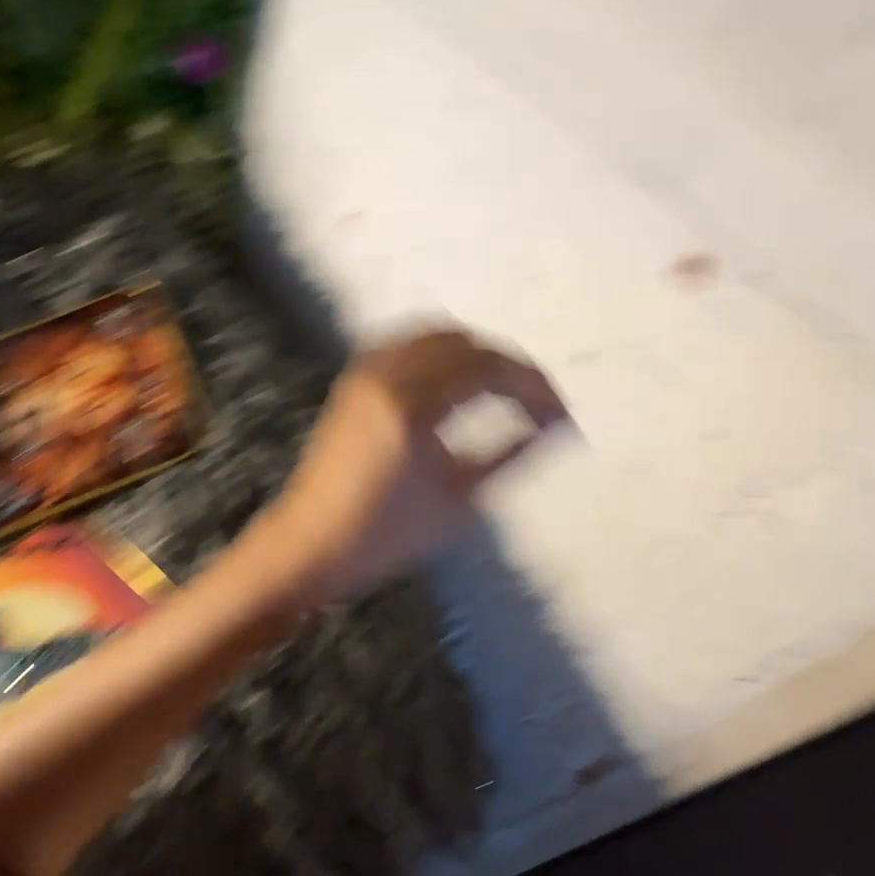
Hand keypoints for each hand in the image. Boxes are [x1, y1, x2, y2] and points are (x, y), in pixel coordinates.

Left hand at [252, 326, 572, 606]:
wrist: (313, 542)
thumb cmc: (387, 534)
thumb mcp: (461, 501)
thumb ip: (513, 455)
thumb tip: (558, 428)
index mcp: (414, 406)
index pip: (491, 370)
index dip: (535, 388)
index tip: (561, 416)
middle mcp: (388, 375)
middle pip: (468, 344)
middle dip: (511, 368)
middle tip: (538, 405)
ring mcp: (366, 371)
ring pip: (438, 333)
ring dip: (477, 354)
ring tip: (504, 392)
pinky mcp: (355, 377)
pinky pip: (408, 341)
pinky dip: (442, 350)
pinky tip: (459, 380)